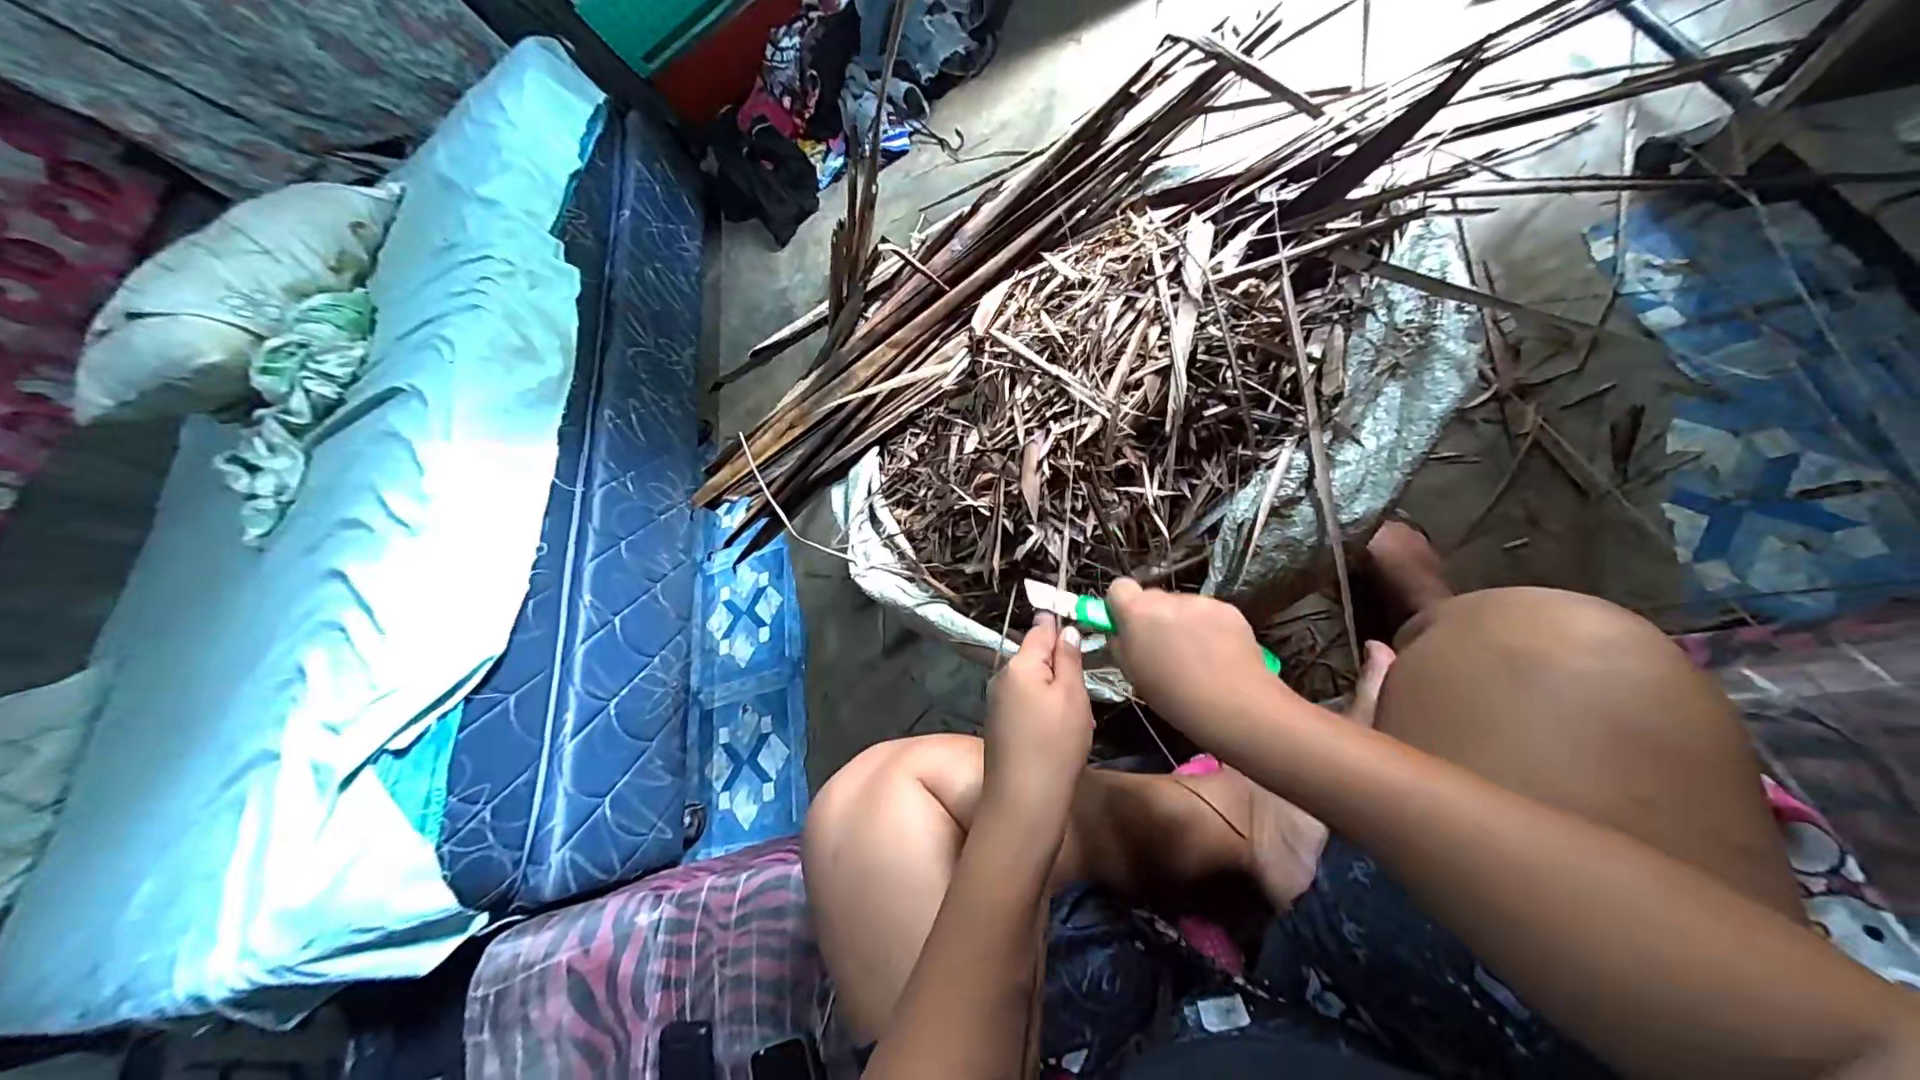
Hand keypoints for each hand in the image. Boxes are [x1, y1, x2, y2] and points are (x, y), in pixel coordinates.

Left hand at [980, 614, 1094, 826]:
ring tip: (1077, 718)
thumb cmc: (1055, 743)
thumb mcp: (1072, 695)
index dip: (1061, 627)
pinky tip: (1060, 733)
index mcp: (1019, 664)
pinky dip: (1044, 711)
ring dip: (1055, 692)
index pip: (1041, 629)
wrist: (1024, 801)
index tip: (1081, 633)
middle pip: (1036, 657)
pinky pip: (1026, 704)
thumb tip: (1065, 629)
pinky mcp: (999, 725)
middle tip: (1084, 692)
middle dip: (1061, 667)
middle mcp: (1002, 677)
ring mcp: (997, 702)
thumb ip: (1068, 658)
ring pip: (1033, 683)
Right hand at [1105, 578, 1294, 744]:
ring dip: (1183, 623)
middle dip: (1154, 616)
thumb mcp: (1132, 673)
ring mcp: (1200, 602)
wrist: (1234, 704)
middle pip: (1153, 598)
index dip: (1121, 605)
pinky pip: (1209, 613)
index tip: (1128, 626)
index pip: (1119, 587)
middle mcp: (1167, 599)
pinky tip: (1218, 654)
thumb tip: (1121, 631)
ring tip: (1196, 656)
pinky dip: (1209, 628)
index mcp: (1137, 612)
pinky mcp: (1228, 609)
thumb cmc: (1174, 697)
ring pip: (1182, 606)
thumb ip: (1121, 644)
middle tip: (1164, 648)